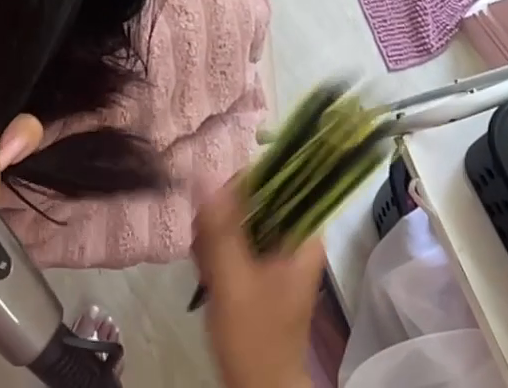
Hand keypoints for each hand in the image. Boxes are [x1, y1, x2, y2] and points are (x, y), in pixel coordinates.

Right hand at [192, 178, 325, 387]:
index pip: (277, 181)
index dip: (241, 186)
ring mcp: (280, 255)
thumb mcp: (232, 278)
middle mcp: (297, 239)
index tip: (212, 208)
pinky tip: (206, 270)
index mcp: (305, 236)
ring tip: (204, 262)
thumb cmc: (253, 336)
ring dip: (216, 235)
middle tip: (203, 243)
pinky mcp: (264, 270)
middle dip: (222, 217)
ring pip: (242, 221)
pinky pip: (239, 242)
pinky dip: (219, 251)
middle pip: (255, 201)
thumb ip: (219, 226)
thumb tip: (202, 172)